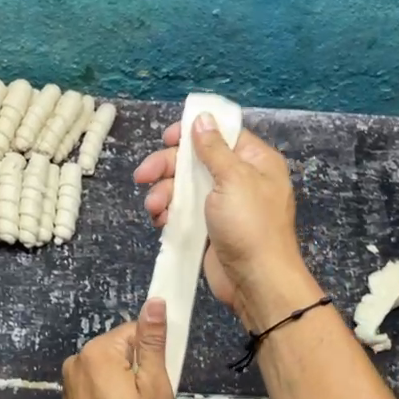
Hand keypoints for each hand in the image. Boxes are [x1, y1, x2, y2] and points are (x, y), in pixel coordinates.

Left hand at [58, 300, 178, 398]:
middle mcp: (77, 360)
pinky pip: (101, 387)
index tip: (162, 382)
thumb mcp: (155, 388)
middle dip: (143, 373)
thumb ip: (153, 343)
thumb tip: (155, 302)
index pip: (136, 332)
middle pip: (123, 351)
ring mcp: (70, 382)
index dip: (155, 355)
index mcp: (97, 352)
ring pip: (114, 371)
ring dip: (132, 389)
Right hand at [133, 115, 321, 329]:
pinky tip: (160, 220)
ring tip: (154, 208)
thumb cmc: (250, 225)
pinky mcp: (209, 228)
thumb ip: (213, 149)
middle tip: (142, 176)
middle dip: (167, 168)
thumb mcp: (233, 179)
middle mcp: (240, 179)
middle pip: (196, 161)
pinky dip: (170, 213)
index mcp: (254, 162)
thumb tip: (203, 118)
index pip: (221, 135)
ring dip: (164, 194)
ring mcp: (223, 205)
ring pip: (185, 188)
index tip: (167, 137)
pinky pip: (184, 212)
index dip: (192, 133)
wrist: (256, 281)